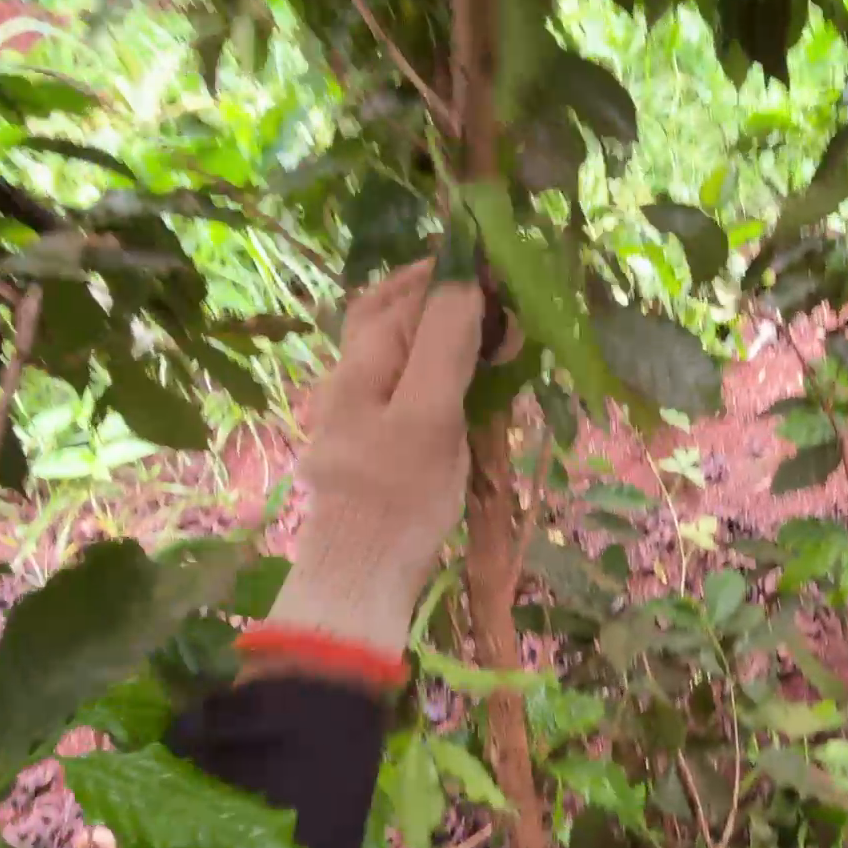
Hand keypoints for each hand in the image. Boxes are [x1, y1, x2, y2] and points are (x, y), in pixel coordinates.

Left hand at [266, 261, 483, 655]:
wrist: (362, 571)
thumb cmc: (399, 496)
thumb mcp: (429, 415)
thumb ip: (444, 345)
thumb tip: (464, 283)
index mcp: (363, 362)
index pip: (407, 297)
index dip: (451, 279)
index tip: (497, 276)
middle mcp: (350, 376)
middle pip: (384, 311)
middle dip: (429, 289)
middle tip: (478, 287)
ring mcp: (355, 410)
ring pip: (389, 347)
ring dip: (426, 323)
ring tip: (469, 320)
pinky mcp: (369, 440)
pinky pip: (396, 381)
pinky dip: (424, 361)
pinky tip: (446, 374)